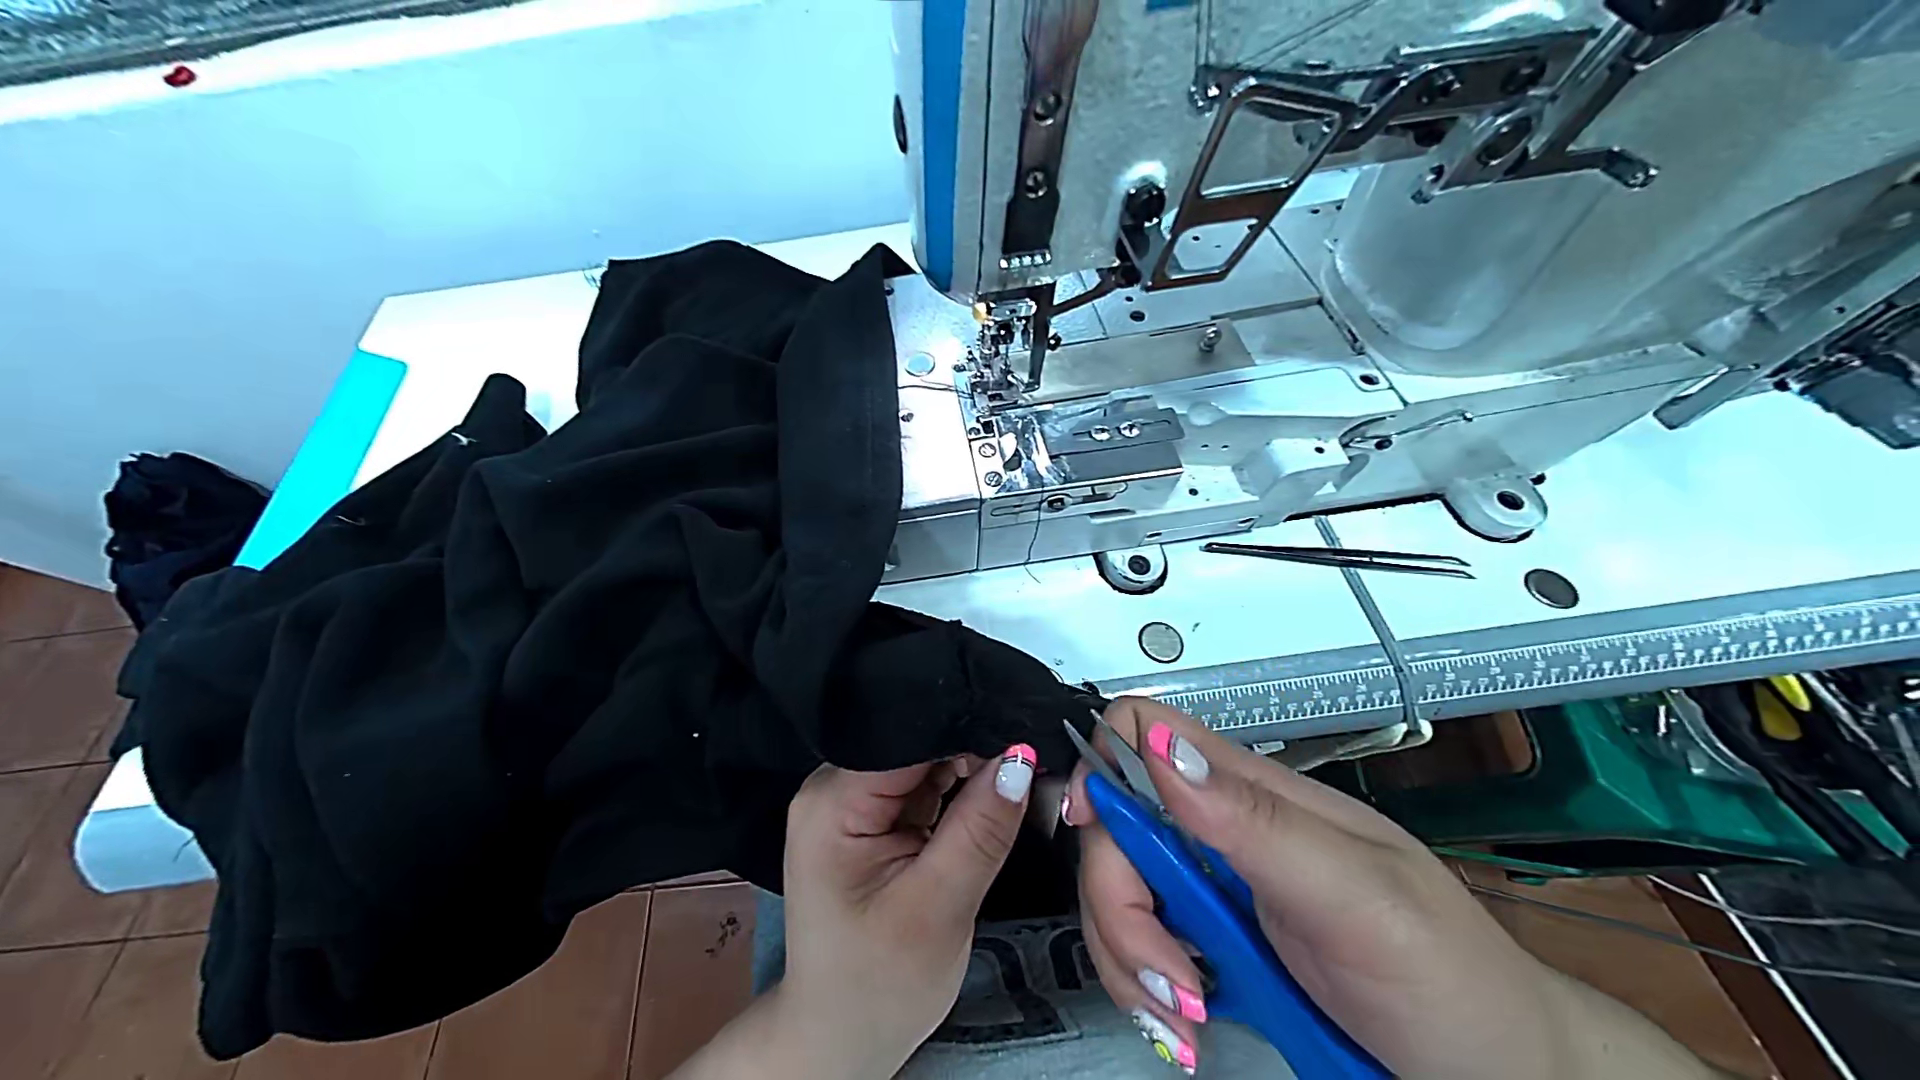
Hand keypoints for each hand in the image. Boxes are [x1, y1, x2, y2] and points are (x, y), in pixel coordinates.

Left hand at [670, 745, 1037, 1079]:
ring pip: (927, 759)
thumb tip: (1022, 757)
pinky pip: (927, 783)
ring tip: (1015, 780)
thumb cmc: (877, 983)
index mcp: (833, 802)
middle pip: (917, 742)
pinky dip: (961, 789)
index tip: (1024, 737)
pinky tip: (988, 796)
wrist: (844, 1036)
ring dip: (971, 768)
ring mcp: (855, 801)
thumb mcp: (938, 909)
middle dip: (973, 749)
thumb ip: (981, 829)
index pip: (907, 737)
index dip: (966, 732)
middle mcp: (836, 787)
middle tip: (1030, 764)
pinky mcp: (876, 815)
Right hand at [1066, 699, 1719, 1079]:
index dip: (1104, 764)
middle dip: (1116, 903)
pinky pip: (1134, 939)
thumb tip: (1158, 745)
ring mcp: (1207, 882)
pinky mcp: (1204, 935)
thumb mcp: (1357, 895)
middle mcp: (1215, 824)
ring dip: (1125, 957)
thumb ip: (1256, 820)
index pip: (1144, 728)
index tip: (1099, 835)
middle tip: (1169, 981)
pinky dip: (1139, 983)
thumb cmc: (1446, 978)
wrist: (1496, 1074)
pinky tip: (1180, 1021)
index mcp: (1249, 790)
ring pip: (1112, 886)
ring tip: (1182, 1020)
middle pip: (1113, 825)